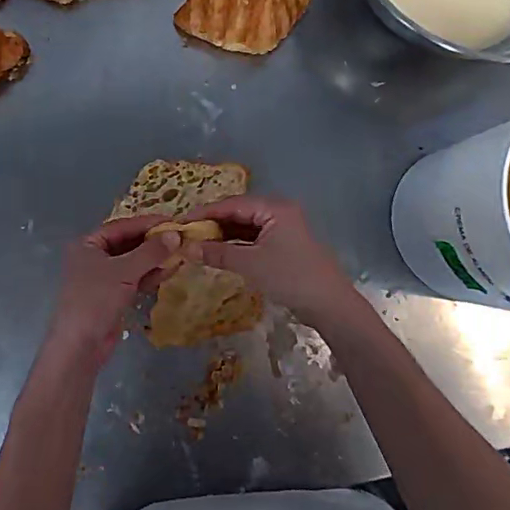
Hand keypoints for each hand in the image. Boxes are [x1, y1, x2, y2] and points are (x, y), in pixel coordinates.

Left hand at [43, 214, 176, 365]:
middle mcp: (94, 257)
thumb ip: (150, 252)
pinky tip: (169, 272)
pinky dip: (150, 275)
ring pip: (134, 262)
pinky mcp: (113, 295)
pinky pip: (135, 278)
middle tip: (182, 239)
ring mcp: (104, 277)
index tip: (175, 221)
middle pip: (128, 243)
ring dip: (155, 260)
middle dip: (154, 243)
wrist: (81, 344)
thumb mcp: (123, 272)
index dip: (148, 223)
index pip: (122, 226)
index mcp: (88, 244)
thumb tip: (175, 235)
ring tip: (181, 255)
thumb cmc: (96, 300)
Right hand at [183, 195, 359, 323]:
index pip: (231, 204)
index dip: (204, 213)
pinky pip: (251, 238)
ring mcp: (282, 229)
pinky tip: (217, 252)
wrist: (329, 305)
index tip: (180, 223)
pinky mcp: (282, 245)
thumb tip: (186, 248)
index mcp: (274, 208)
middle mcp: (278, 212)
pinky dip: (234, 244)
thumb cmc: (290, 277)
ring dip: (221, 235)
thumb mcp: (249, 264)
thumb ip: (216, 253)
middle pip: (237, 213)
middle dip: (211, 224)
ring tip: (196, 243)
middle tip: (186, 234)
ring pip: (243, 226)